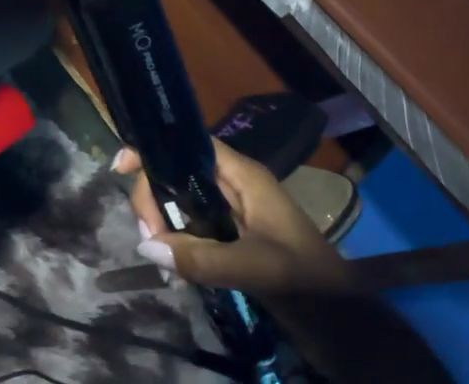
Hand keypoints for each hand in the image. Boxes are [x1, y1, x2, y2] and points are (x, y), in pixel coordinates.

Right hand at [117, 138, 351, 293]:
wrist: (347, 323)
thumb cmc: (307, 281)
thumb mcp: (255, 268)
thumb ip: (201, 258)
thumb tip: (145, 247)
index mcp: (243, 176)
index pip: (187, 145)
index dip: (152, 149)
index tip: (121, 168)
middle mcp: (234, 186)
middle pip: (175, 174)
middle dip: (153, 200)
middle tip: (149, 238)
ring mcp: (232, 211)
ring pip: (179, 202)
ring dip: (163, 225)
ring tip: (160, 258)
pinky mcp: (231, 237)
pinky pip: (190, 227)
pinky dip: (176, 242)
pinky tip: (172, 265)